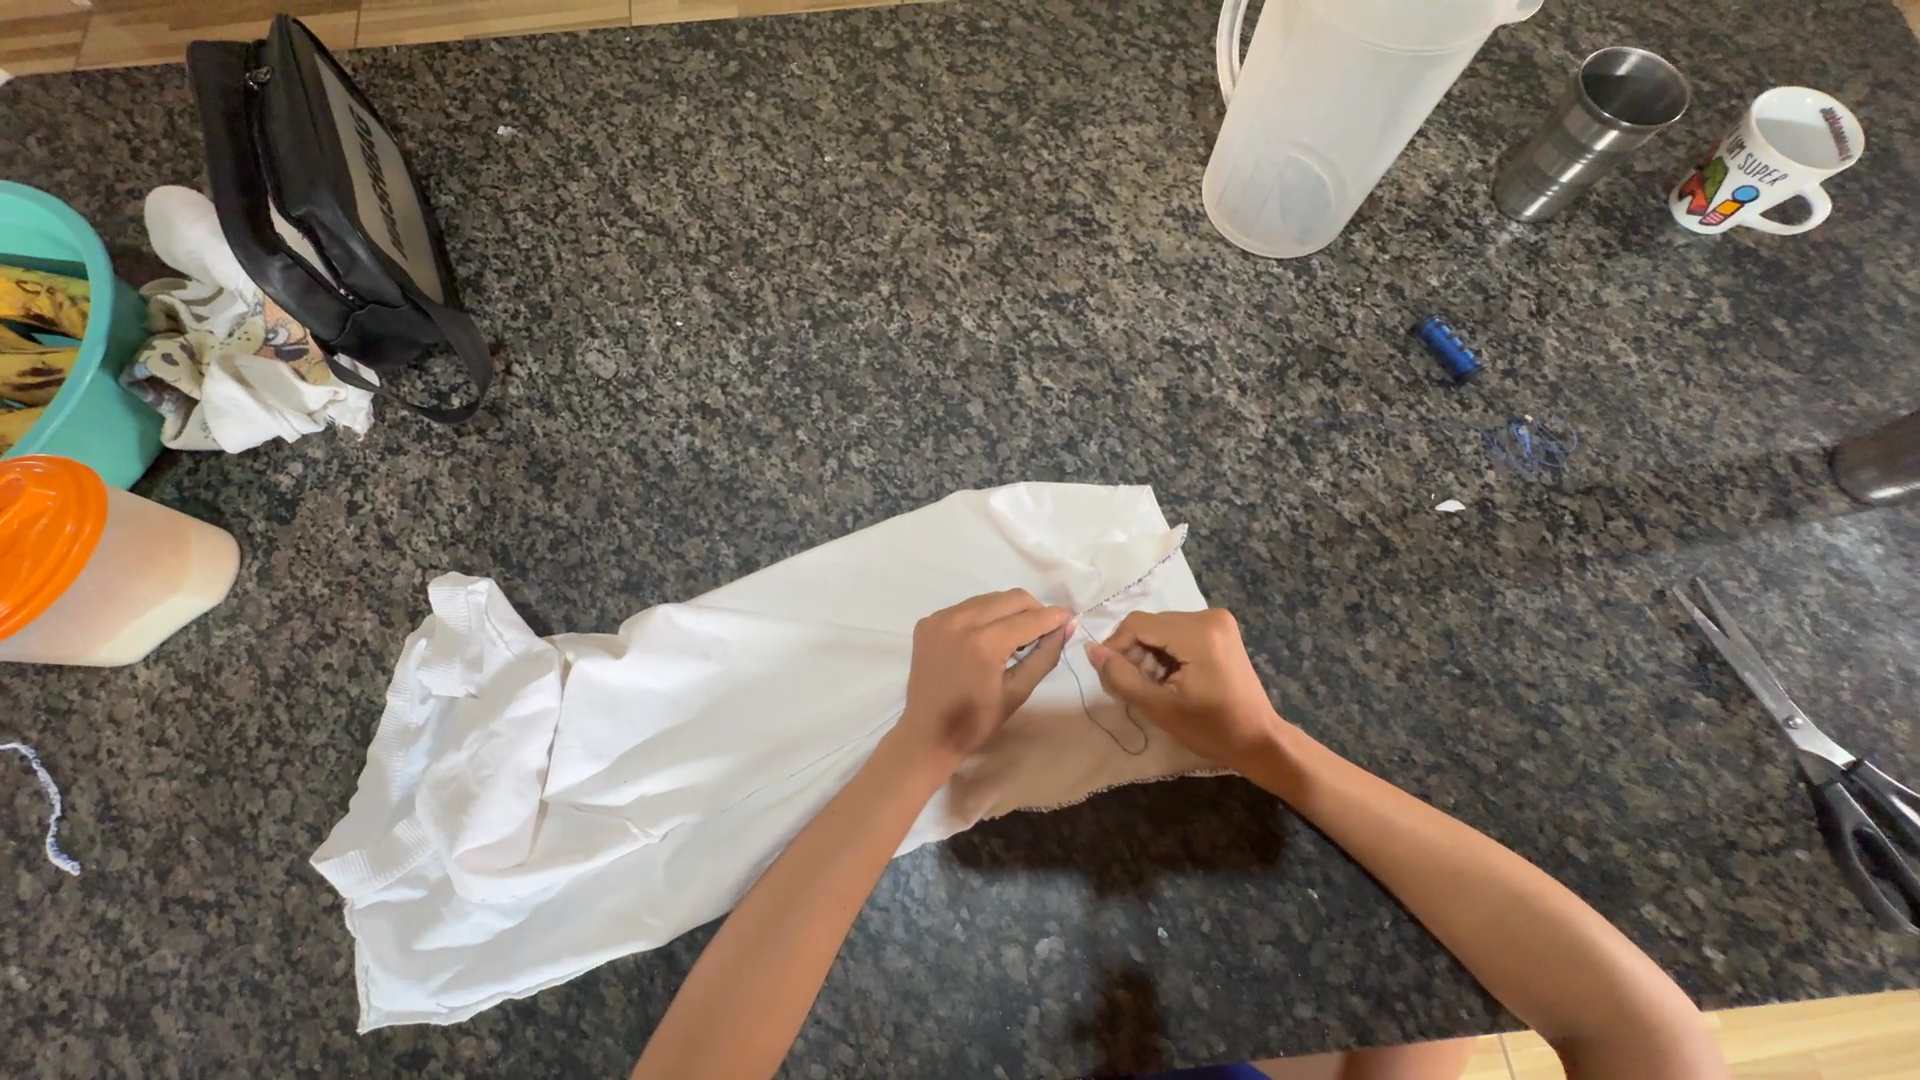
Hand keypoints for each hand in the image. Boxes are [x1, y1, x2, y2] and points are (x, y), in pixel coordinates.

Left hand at [900, 590, 1072, 759]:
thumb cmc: (976, 721)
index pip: (1030, 618)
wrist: (927, 734)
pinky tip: (986, 639)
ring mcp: (940, 619)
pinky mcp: (928, 622)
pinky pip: (966, 607)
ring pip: (989, 599)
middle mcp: (960, 621)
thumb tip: (1068, 626)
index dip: (1054, 617)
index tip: (1069, 619)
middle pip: (1011, 598)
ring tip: (1014, 638)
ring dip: (1008, 612)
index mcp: (984, 642)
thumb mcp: (1018, 691)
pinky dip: (983, 616)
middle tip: (1042, 633)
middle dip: (1033, 611)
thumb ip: (1045, 655)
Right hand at [1085, 609, 1285, 769]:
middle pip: (1149, 625)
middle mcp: (1208, 616)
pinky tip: (1169, 678)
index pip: (1137, 624)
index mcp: (1198, 632)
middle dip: (1134, 653)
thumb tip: (1092, 650)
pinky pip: (1177, 633)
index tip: (1110, 676)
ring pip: (1161, 629)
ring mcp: (1217, 621)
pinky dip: (1165, 653)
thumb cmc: (1210, 728)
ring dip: (1149, 654)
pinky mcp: (1219, 630)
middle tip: (1133, 687)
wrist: (1258, 739)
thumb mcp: (1159, 707)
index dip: (1116, 646)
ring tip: (1153, 686)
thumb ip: (1121, 676)